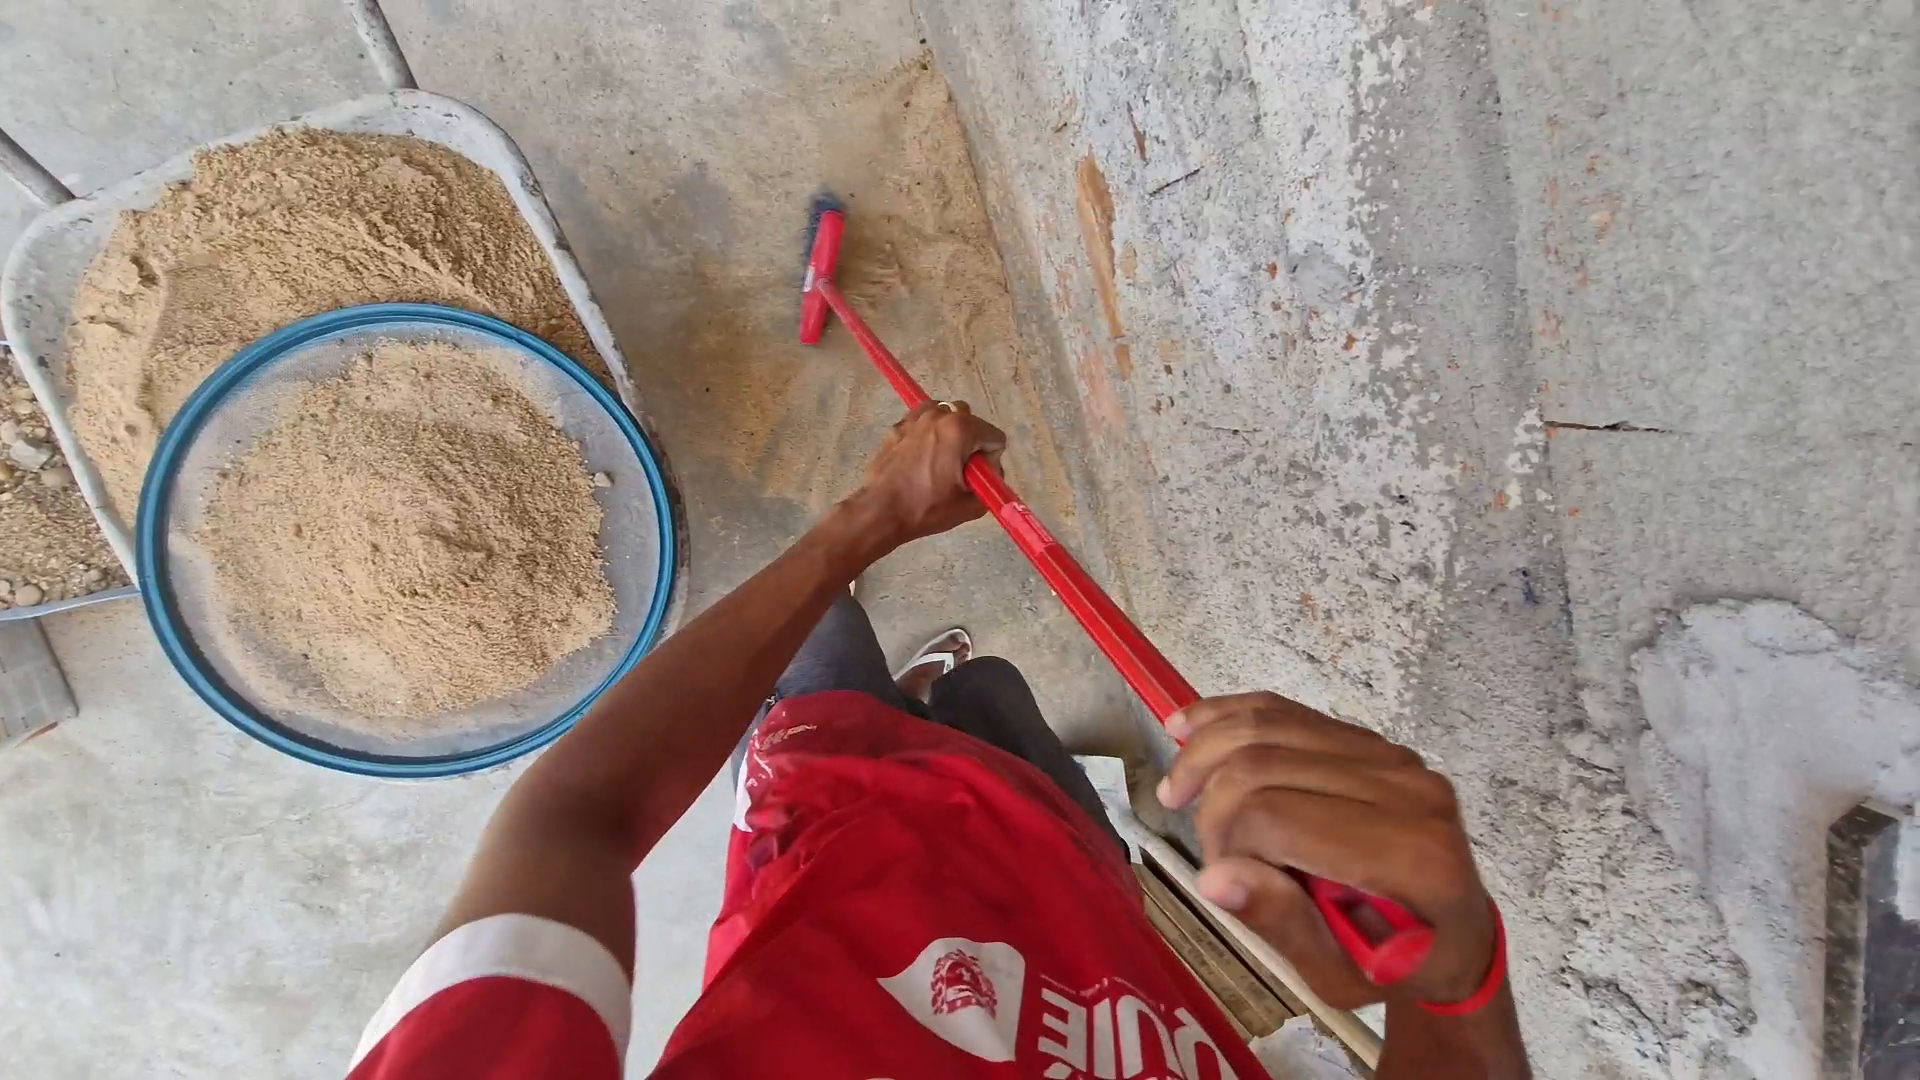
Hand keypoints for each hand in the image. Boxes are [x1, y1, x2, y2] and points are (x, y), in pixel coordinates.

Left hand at [846, 401, 1005, 550]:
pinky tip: (922, 458)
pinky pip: (925, 422)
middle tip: (959, 471)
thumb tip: (989, 472)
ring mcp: (916, 417)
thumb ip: (993, 484)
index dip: (990, 461)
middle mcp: (939, 414)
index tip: (976, 478)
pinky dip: (929, 434)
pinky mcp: (899, 425)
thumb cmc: (926, 508)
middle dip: (971, 444)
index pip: (995, 437)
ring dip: (951, 436)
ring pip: (947, 417)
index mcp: (960, 429)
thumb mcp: (972, 504)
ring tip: (940, 464)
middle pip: (972, 422)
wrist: (881, 511)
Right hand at [1157, 692, 1496, 1008]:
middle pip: (1260, 764)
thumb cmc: (1399, 969)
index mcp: (1409, 855)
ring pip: (1263, 725)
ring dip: (1203, 752)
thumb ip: (1282, 923)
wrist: (1452, 936)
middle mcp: (1408, 789)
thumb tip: (1213, 878)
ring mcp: (1389, 754)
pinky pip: (1281, 709)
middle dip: (1211, 804)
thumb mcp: (1341, 975)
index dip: (1225, 842)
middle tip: (1205, 845)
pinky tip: (1186, 727)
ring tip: (1177, 790)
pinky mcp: (1366, 738)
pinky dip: (1225, 715)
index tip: (1218, 878)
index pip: (1274, 815)